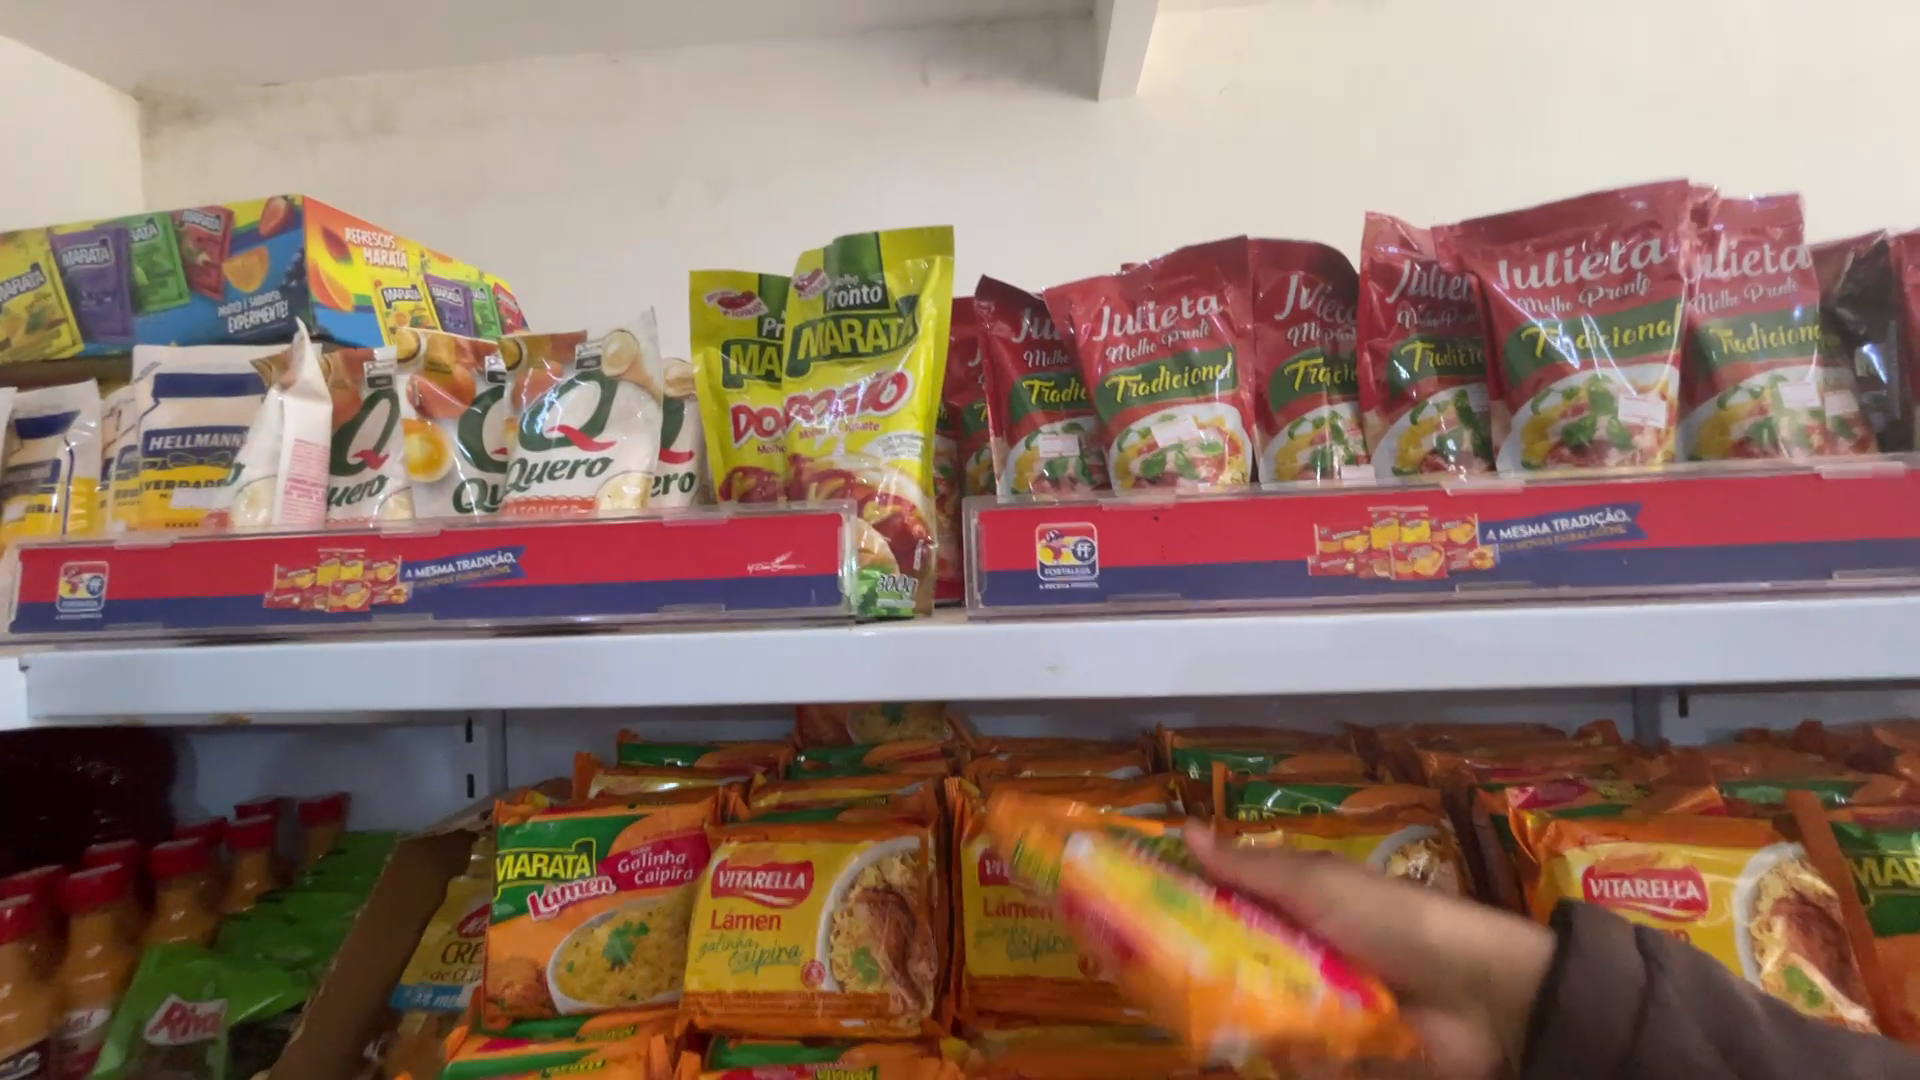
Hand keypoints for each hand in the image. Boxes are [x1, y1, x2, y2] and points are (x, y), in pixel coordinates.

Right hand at [1187, 825, 1555, 1079]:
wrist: (1482, 998)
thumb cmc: (1390, 919)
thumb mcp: (1316, 884)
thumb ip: (1249, 867)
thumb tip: (1183, 830)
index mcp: (1280, 906)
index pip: (1214, 905)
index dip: (1177, 911)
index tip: (1136, 917)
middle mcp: (1285, 955)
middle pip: (1220, 968)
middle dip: (1198, 980)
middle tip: (1165, 985)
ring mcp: (1306, 1010)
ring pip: (1247, 1019)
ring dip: (1249, 1022)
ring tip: (1256, 1025)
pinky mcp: (1330, 1057)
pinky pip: (1289, 1060)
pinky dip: (1296, 1058)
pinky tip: (1298, 1051)